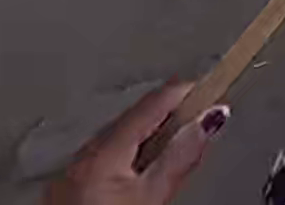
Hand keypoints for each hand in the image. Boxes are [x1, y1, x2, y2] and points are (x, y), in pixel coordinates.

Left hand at [43, 81, 228, 204]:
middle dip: (173, 115)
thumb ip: (182, 154)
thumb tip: (211, 116)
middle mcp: (81, 156)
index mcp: (103, 151)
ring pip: (124, 134)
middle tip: (202, 122)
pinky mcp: (66, 191)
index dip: (192, 92)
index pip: (158, 99)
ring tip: (176, 151)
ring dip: (154, 134)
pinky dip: (134, 153)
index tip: (217, 91)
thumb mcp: (152, 198)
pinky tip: (145, 172)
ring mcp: (69, 175)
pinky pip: (109, 155)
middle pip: (139, 114)